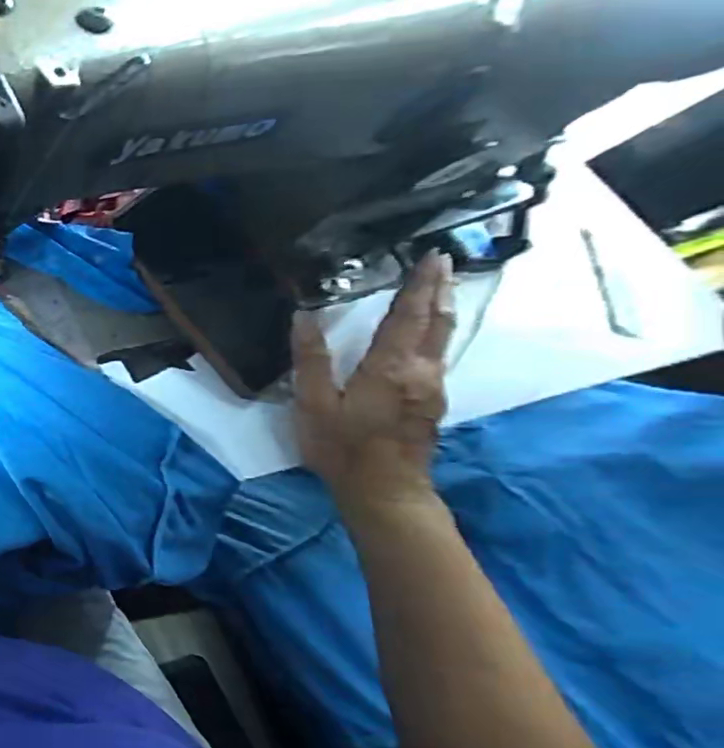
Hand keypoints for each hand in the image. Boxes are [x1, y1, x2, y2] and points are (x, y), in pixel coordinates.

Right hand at [292, 252, 455, 503]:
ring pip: (443, 337)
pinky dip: (435, 331)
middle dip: (439, 289)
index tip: (429, 258)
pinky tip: (426, 330)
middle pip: (436, 322)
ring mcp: (432, 386)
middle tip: (442, 260)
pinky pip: (437, 354)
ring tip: (440, 286)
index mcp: (390, 368)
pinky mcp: (431, 400)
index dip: (417, 286)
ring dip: (441, 308)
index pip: (407, 317)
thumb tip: (304, 317)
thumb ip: (310, 360)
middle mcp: (421, 371)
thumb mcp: (312, 404)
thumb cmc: (341, 446)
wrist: (383, 489)